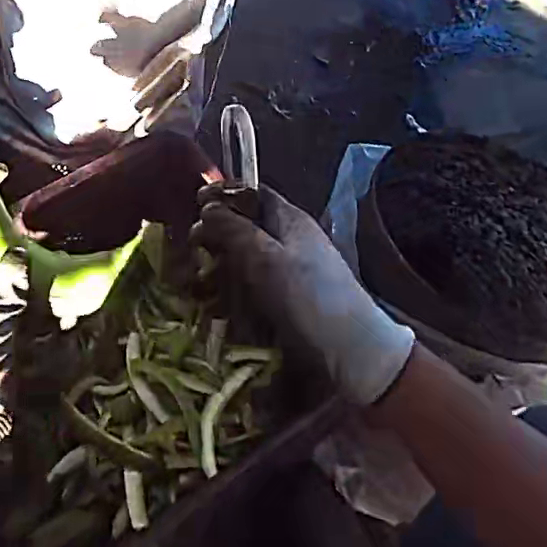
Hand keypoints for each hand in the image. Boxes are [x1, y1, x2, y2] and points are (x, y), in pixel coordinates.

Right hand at [195, 184, 413, 405]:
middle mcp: (290, 239)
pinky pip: (252, 283)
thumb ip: (233, 229)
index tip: (196, 201)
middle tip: (193, 244)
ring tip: (199, 276)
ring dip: (221, 261)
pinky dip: (232, 287)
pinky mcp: (287, 299)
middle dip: (217, 231)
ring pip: (246, 255)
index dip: (224, 193)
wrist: (353, 354)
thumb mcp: (266, 257)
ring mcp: (290, 270)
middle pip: (246, 223)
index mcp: (290, 219)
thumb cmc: (309, 296)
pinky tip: (217, 301)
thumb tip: (206, 208)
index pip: (253, 192)